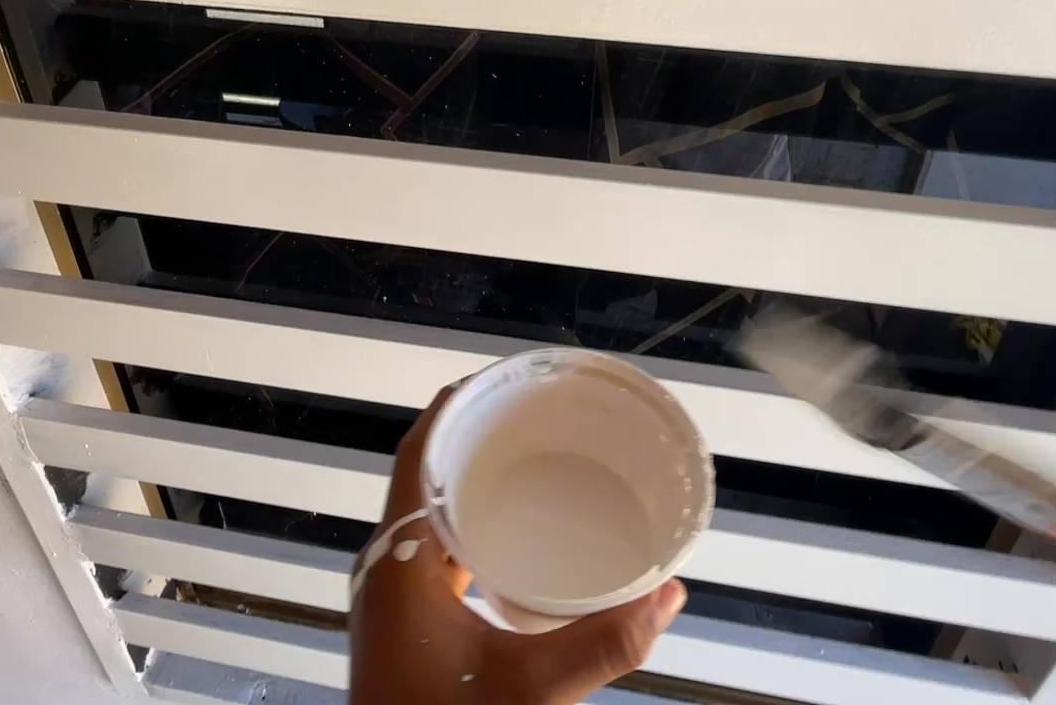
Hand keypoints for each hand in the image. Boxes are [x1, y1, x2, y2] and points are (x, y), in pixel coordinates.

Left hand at [348, 386, 687, 704]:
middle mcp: (387, 565)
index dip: (451, 408)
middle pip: (422, 472)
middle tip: (527, 417)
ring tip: (524, 459)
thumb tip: (669, 594)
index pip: (417, 454)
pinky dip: (467, 523)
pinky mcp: (406, 616)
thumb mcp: (530, 689)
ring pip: (427, 509)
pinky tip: (508, 533)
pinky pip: (434, 545)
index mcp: (398, 562)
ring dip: (467, 480)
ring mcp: (393, 593)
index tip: (497, 382)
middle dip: (470, 438)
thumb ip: (603, 644)